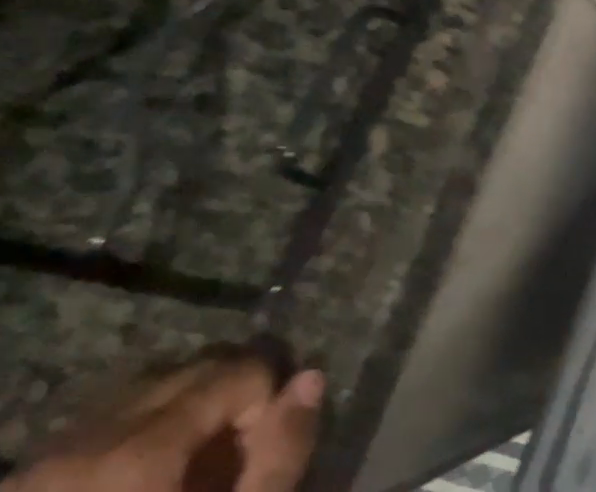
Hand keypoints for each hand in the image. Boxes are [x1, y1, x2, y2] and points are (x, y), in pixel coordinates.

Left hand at [3, 351, 323, 491]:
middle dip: (226, 400)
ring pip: (143, 394)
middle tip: (234, 457)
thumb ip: (282, 452)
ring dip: (185, 412)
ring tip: (193, 469)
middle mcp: (85, 441)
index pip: (234, 373)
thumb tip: (310, 378)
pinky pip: (103, 423)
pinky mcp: (28, 479)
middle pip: (187, 374)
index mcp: (139, 452)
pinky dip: (140, 433)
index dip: (264, 404)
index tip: (257, 455)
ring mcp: (44, 462)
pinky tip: (149, 479)